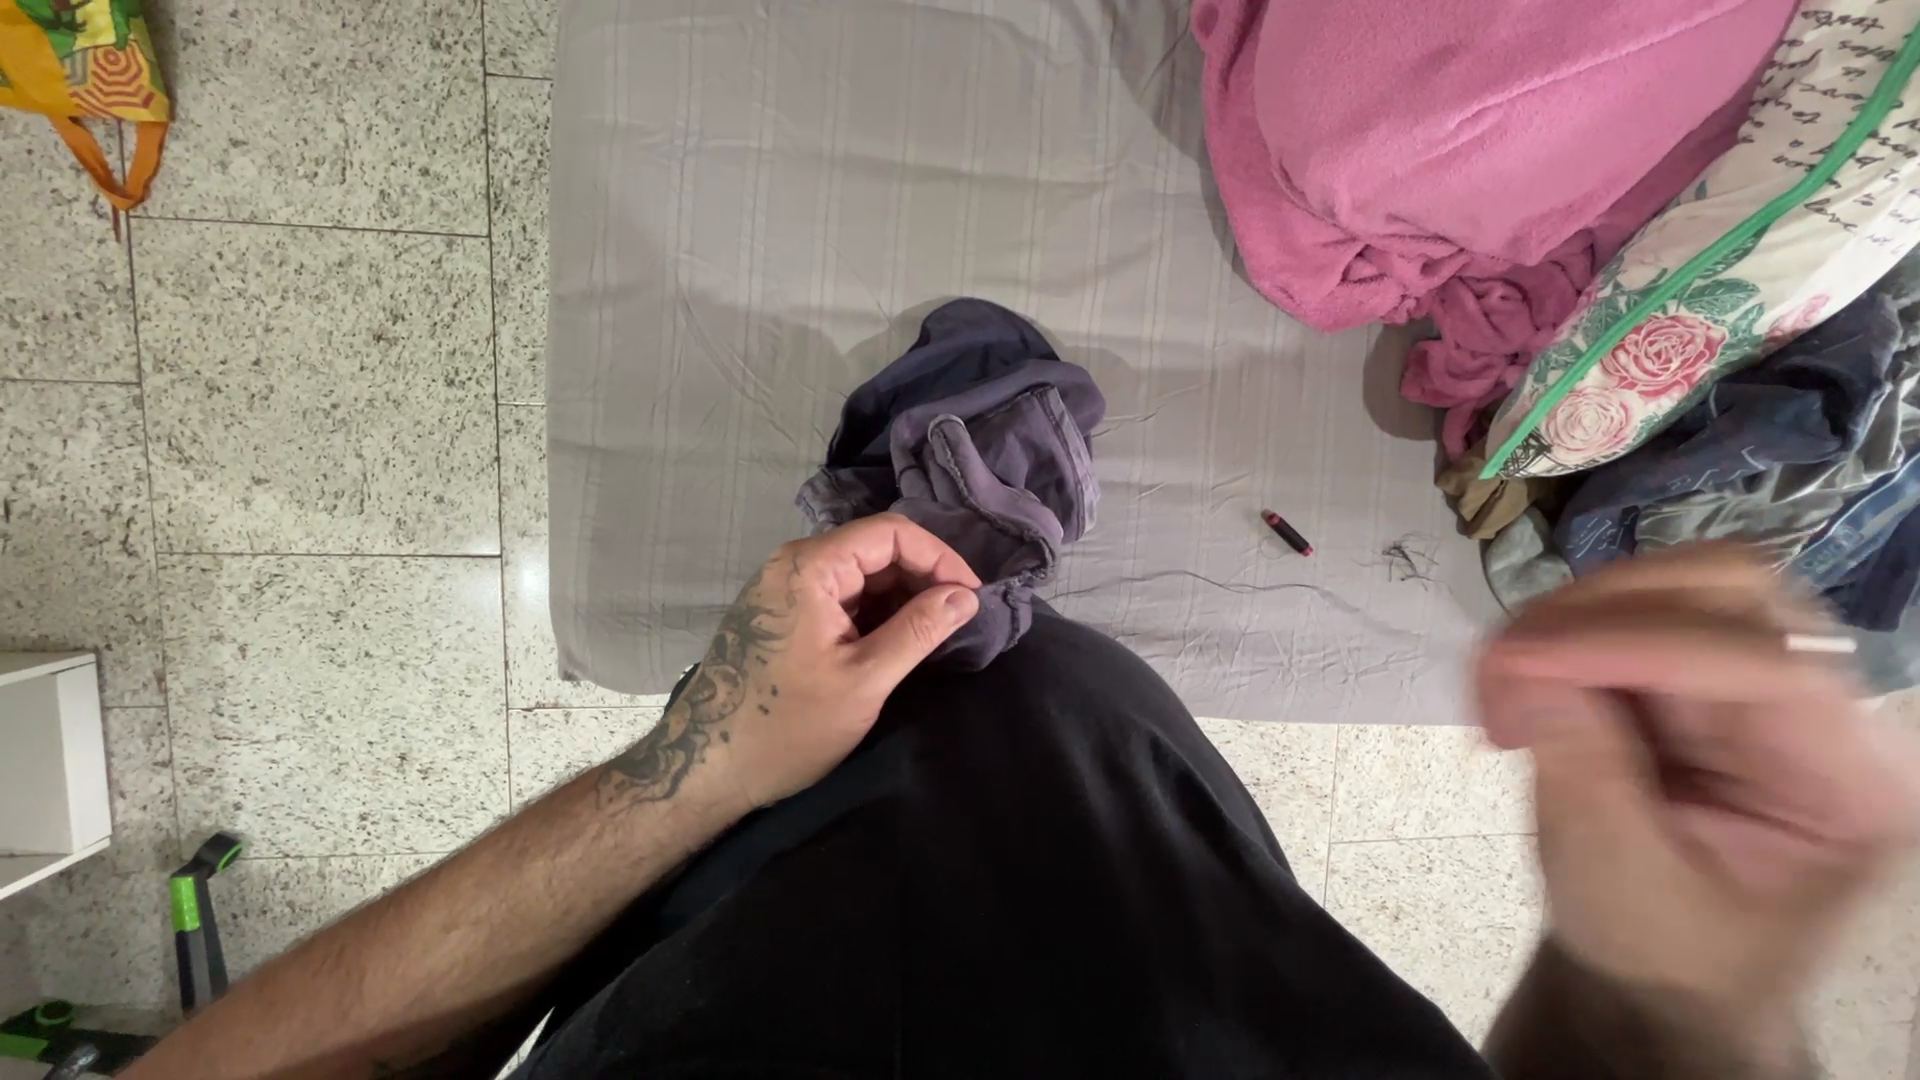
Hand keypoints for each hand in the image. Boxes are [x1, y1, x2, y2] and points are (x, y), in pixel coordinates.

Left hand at [599, 513, 981, 813]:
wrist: (708, 769)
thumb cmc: (787, 726)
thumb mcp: (865, 679)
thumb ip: (919, 630)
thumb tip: (966, 596)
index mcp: (810, 566)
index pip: (891, 533)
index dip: (939, 558)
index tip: (971, 597)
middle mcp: (795, 564)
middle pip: (876, 549)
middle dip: (923, 578)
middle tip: (959, 620)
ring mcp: (786, 589)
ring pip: (861, 575)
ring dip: (903, 598)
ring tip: (937, 633)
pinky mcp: (786, 614)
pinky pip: (842, 597)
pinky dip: (876, 613)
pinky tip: (900, 641)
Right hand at [1476, 545, 1917, 1063]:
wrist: (1652, 965)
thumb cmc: (1654, 942)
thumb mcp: (1613, 868)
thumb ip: (1579, 761)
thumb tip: (1521, 662)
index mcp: (1843, 779)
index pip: (1758, 661)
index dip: (1628, 642)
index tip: (1512, 662)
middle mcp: (1815, 712)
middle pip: (1726, 589)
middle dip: (1596, 610)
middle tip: (1506, 666)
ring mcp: (1748, 687)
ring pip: (1664, 585)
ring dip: (1563, 619)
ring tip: (1503, 684)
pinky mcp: (1684, 677)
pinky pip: (1616, 613)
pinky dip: (1551, 635)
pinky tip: (1518, 684)